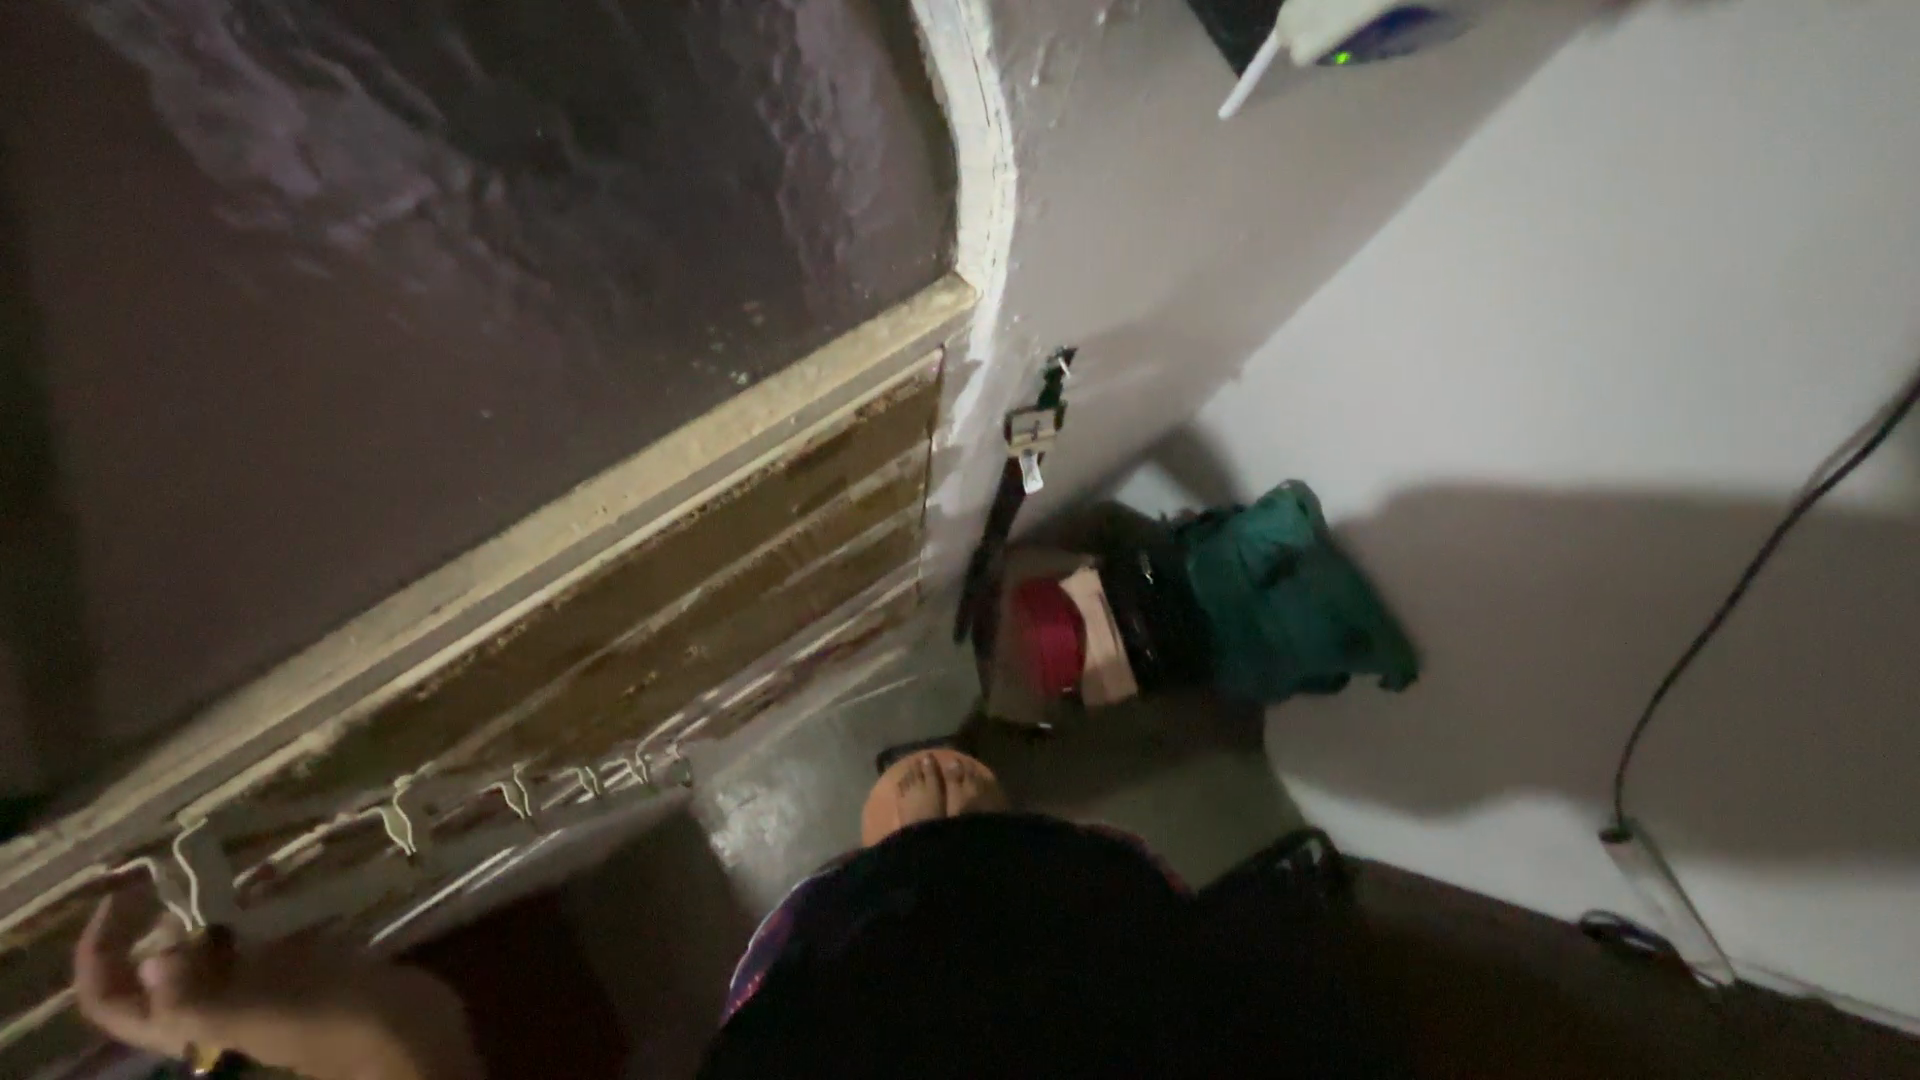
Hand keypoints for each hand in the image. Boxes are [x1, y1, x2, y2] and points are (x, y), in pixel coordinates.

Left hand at [73, 889, 482, 1079]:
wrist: (406, 1032)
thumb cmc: (327, 1023)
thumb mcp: (257, 1013)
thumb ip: (200, 996)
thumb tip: (154, 957)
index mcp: (191, 1028)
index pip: (116, 999)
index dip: (102, 953)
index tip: (127, 895)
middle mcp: (219, 1009)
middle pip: (167, 969)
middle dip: (167, 921)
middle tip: (188, 872)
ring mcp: (268, 989)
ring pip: (223, 950)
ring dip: (220, 913)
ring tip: (239, 870)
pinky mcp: (313, 971)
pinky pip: (275, 940)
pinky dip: (273, 912)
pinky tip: (291, 887)